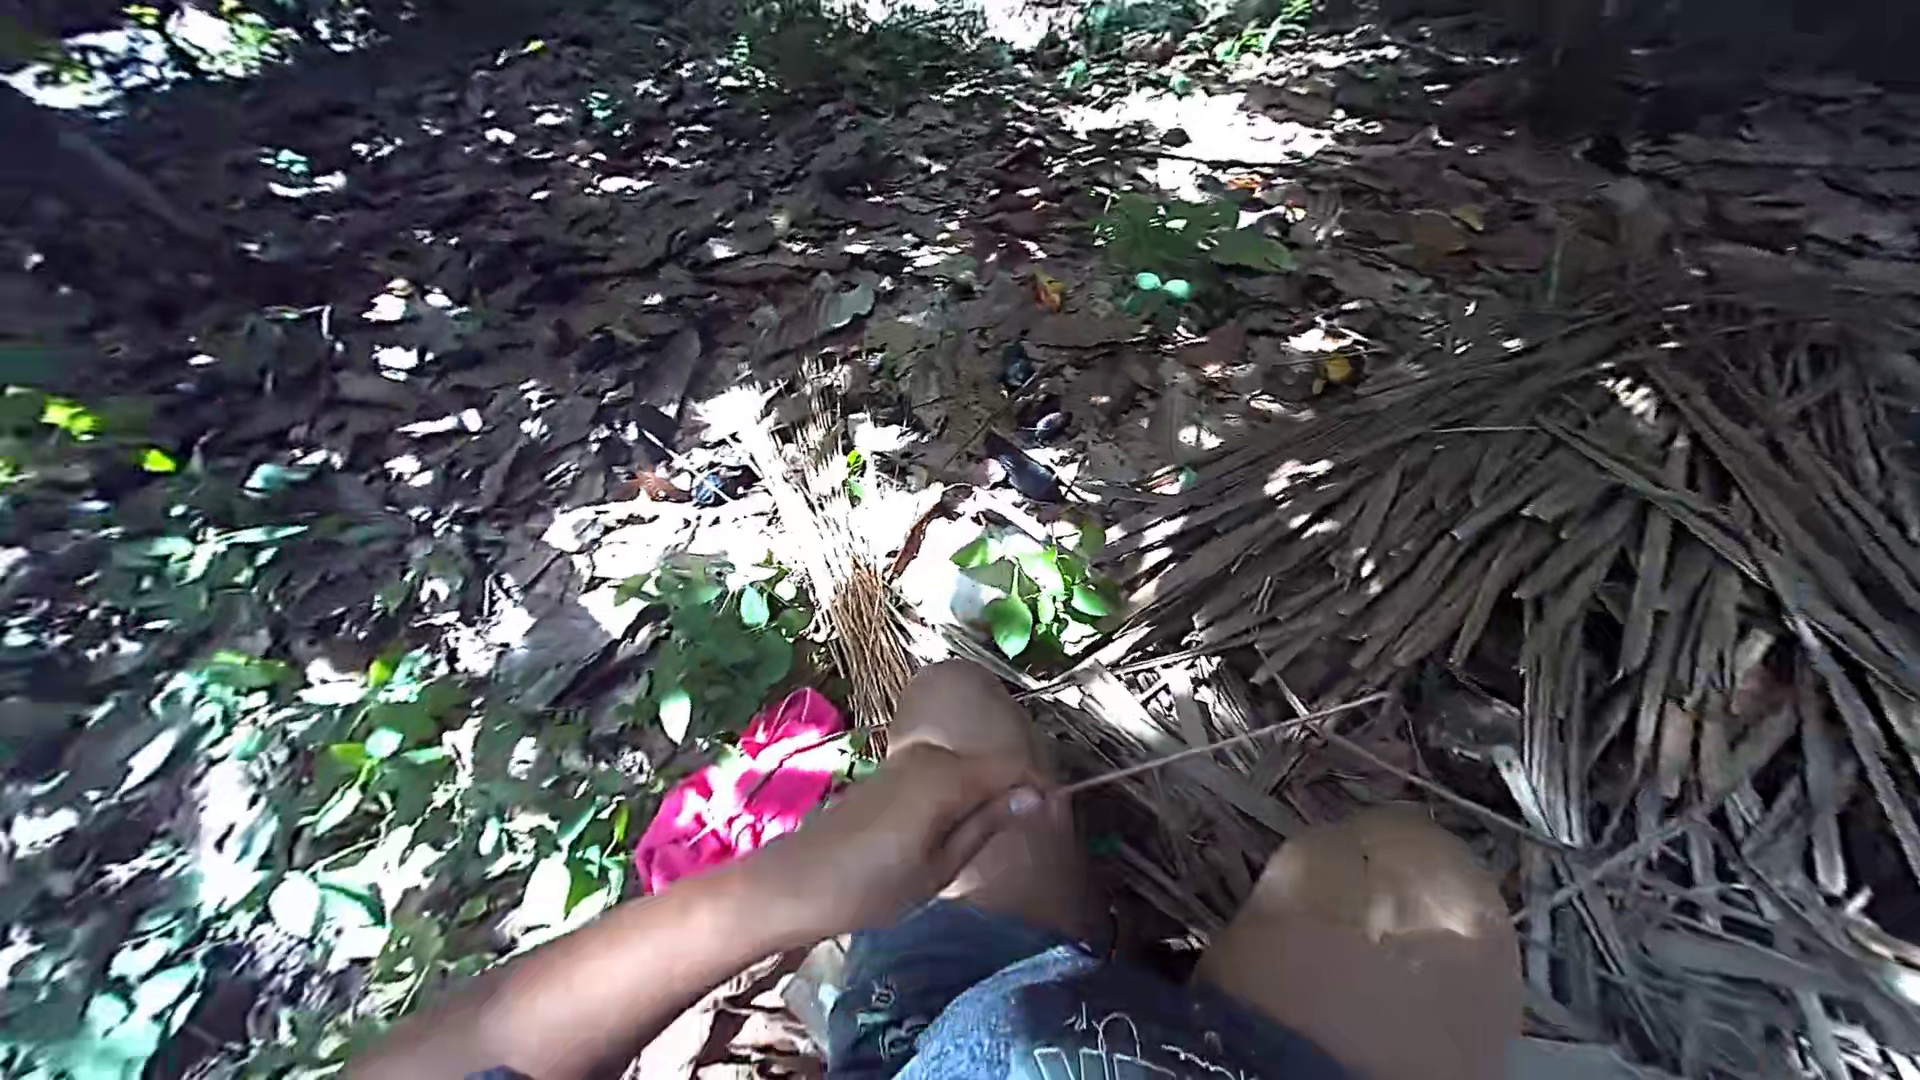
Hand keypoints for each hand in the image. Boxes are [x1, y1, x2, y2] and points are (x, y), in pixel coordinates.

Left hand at [747, 744, 1042, 937]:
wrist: (799, 879)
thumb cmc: (873, 885)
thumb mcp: (941, 865)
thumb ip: (989, 823)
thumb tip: (1038, 798)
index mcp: (947, 776)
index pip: (1011, 767)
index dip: (1037, 789)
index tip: (1054, 819)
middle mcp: (931, 754)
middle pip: (989, 764)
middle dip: (1011, 793)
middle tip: (1017, 840)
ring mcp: (909, 758)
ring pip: (967, 768)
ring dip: (984, 795)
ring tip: (983, 840)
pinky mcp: (894, 768)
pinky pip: (943, 773)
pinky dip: (959, 794)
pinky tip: (948, 828)